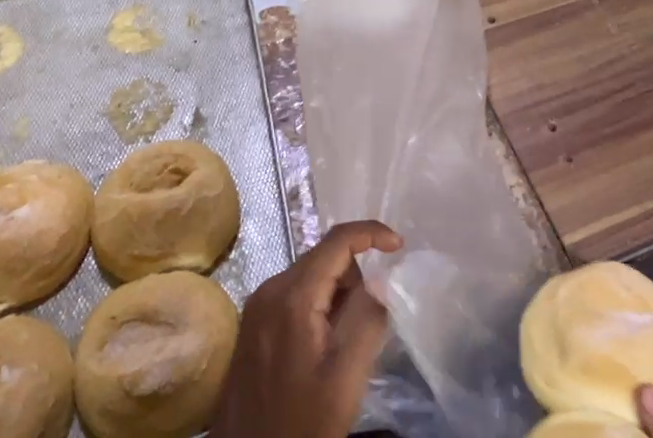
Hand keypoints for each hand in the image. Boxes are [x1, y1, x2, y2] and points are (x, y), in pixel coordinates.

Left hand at [211, 220, 403, 437]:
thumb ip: (368, 318)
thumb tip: (379, 279)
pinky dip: (318, 307)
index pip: (338, 240)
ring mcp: (257, 306)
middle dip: (354, 278)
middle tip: (366, 323)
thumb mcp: (347, 375)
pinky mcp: (253, 324)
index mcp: (292, 295)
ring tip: (342, 344)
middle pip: (324, 257)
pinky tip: (323, 346)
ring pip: (311, 276)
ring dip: (336, 296)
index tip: (400, 247)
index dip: (372, 233)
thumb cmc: (302, 420)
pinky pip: (295, 295)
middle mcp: (269, 289)